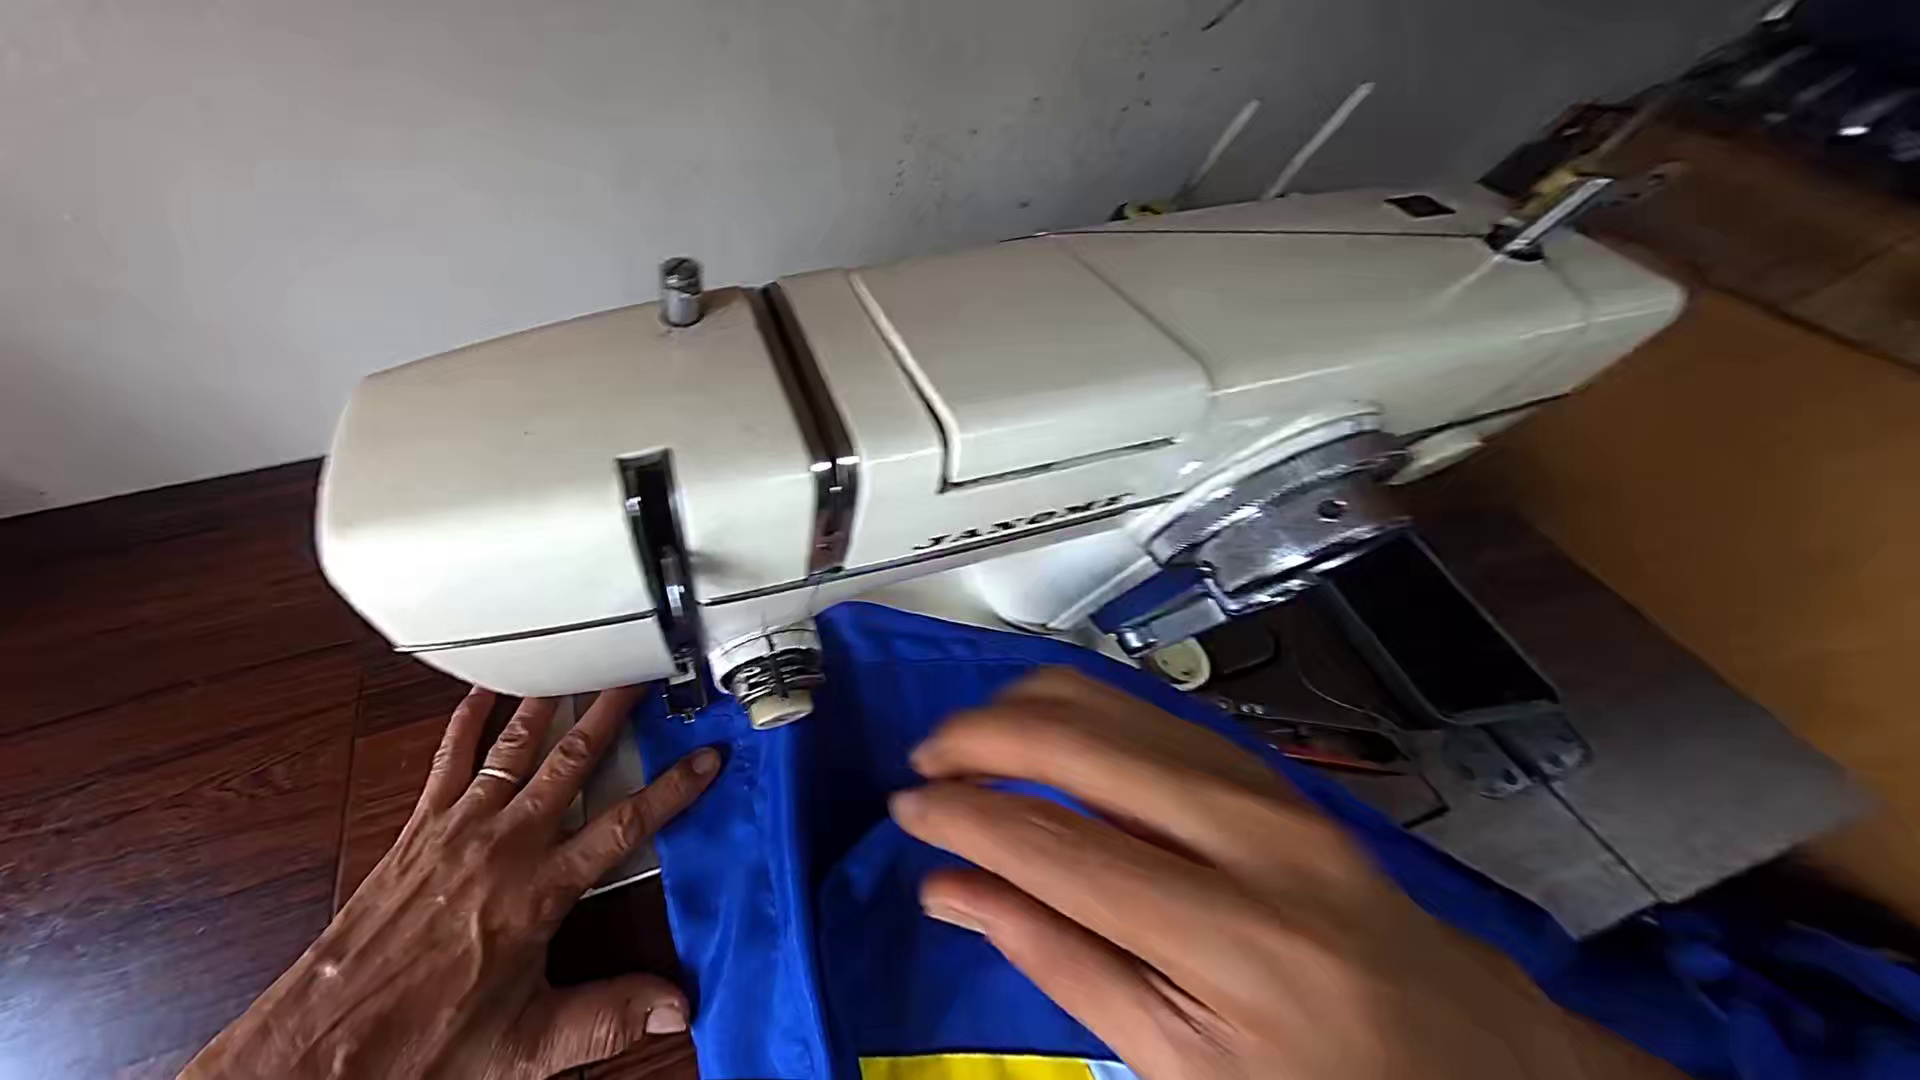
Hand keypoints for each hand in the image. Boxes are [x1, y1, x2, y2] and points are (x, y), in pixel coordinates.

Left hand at [181, 686, 717, 1079]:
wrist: (311, 1057)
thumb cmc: (423, 1045)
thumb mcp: (528, 1043)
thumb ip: (608, 1016)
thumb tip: (677, 1006)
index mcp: (540, 890)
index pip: (626, 822)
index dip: (674, 788)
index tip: (705, 757)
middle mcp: (505, 845)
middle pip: (574, 761)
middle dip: (612, 713)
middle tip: (638, 676)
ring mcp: (460, 829)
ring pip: (516, 748)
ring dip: (552, 704)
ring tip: (577, 668)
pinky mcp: (421, 829)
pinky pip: (448, 761)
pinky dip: (466, 722)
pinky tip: (483, 693)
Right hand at [890, 669, 1680, 1079]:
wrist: (1488, 1065)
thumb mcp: (1185, 1072)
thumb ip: (1060, 963)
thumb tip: (952, 890)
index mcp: (1231, 943)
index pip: (1056, 846)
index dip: (964, 816)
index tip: (907, 808)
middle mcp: (1249, 834)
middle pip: (1081, 740)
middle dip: (982, 735)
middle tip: (926, 758)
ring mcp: (1265, 786)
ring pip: (1114, 701)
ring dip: (1024, 707)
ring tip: (970, 737)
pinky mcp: (1267, 769)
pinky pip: (1148, 709)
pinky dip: (1078, 707)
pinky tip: (1042, 726)